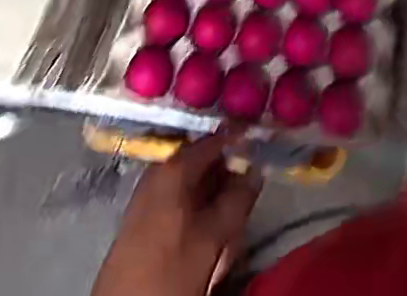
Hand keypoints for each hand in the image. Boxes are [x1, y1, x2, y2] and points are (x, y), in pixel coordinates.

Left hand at [90, 133, 261, 295]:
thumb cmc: (169, 268)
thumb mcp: (212, 237)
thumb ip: (237, 201)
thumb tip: (257, 171)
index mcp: (173, 168)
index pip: (213, 140)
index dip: (239, 139)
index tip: (260, 142)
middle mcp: (159, 171)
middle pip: (203, 159)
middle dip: (228, 171)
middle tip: (249, 187)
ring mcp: (150, 193)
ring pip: (194, 181)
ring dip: (216, 193)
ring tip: (233, 214)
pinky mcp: (146, 215)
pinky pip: (182, 198)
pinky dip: (200, 207)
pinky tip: (211, 228)